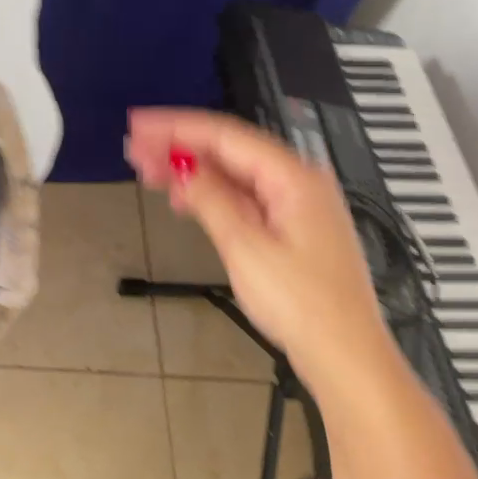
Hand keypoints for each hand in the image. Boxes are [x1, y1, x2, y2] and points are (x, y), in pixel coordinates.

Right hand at [127, 108, 405, 395]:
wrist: (343, 352)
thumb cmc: (300, 304)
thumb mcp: (245, 247)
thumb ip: (210, 199)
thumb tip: (179, 165)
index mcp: (294, 177)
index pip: (225, 135)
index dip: (177, 127)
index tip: (138, 126)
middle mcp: (300, 181)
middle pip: (231, 150)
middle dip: (180, 146)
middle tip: (134, 150)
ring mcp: (299, 205)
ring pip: (236, 173)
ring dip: (193, 170)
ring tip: (150, 172)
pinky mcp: (293, 229)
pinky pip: (246, 196)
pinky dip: (213, 193)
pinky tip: (187, 199)